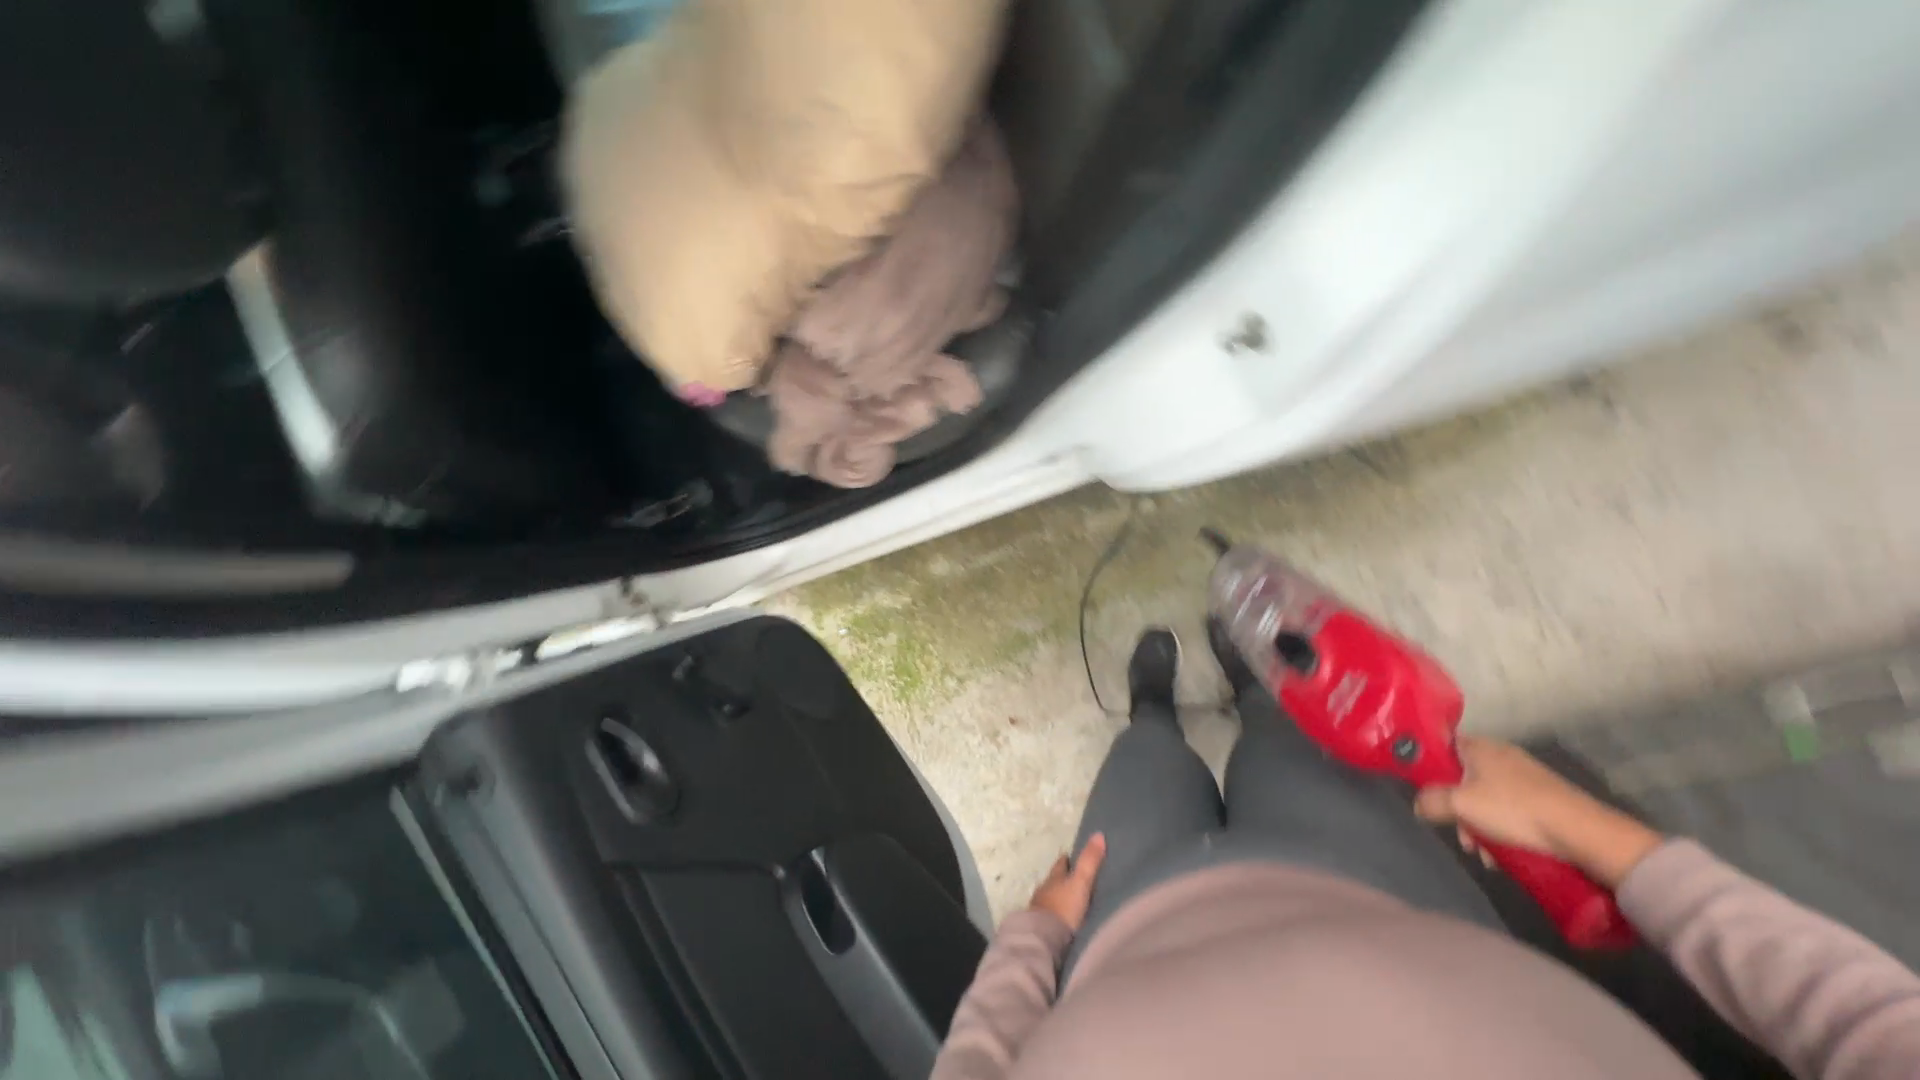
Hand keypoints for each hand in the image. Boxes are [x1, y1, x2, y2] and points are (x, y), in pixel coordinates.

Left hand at [1028, 834, 1106, 931]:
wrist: (1044, 938)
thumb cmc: (1064, 908)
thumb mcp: (1080, 883)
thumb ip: (1089, 861)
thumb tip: (1098, 834)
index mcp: (1054, 878)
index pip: (1060, 865)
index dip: (1066, 860)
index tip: (1070, 857)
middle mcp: (1044, 890)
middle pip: (1054, 881)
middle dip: (1062, 879)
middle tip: (1073, 879)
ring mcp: (1039, 908)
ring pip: (1050, 898)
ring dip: (1058, 898)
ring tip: (1070, 901)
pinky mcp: (1040, 926)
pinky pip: (1049, 916)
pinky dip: (1056, 915)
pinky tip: (1062, 920)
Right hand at [1415, 737, 1664, 887]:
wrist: (1581, 831)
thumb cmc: (1513, 810)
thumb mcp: (1461, 805)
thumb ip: (1431, 802)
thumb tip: (1418, 805)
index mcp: (1480, 747)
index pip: (1444, 746)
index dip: (1431, 766)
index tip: (1426, 791)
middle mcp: (1501, 755)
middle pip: (1463, 779)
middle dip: (1457, 810)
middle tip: (1460, 834)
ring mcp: (1524, 776)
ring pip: (1486, 799)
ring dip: (1478, 826)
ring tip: (1483, 854)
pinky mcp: (1542, 798)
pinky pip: (1509, 811)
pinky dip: (1501, 830)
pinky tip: (1502, 855)